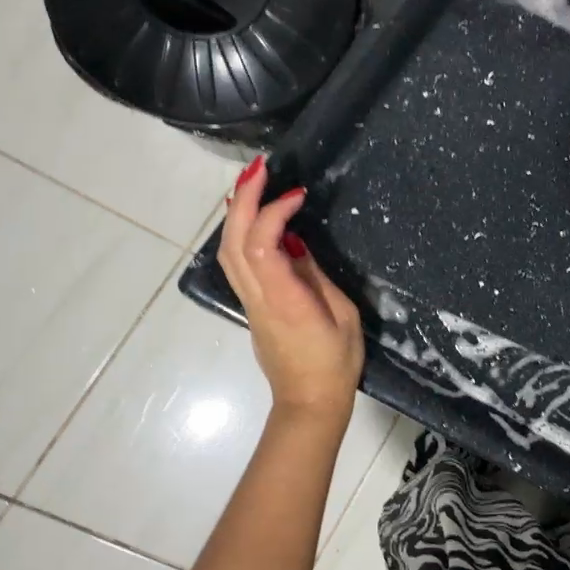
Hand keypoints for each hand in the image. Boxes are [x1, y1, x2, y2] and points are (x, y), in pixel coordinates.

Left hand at [218, 156, 363, 420]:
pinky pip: (236, 262)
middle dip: (244, 199)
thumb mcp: (341, 316)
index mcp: (285, 299)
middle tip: (260, 167)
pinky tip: (250, 218)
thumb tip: (293, 244)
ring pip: (228, 251)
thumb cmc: (335, 363)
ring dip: (237, 213)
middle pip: (235, 241)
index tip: (298, 193)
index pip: (262, 245)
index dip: (273, 212)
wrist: (309, 402)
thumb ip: (314, 277)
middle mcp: (258, 297)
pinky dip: (240, 232)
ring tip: (252, 183)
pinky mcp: (252, 306)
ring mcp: (250, 302)